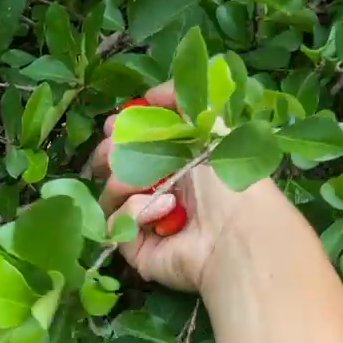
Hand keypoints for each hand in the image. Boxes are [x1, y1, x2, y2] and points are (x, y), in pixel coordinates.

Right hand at [90, 83, 294, 294]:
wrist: (232, 232)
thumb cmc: (227, 178)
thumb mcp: (209, 127)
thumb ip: (181, 101)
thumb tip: (148, 95)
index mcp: (176, 163)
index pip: (136, 146)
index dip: (122, 133)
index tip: (115, 125)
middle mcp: (158, 192)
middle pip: (115, 170)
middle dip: (111, 155)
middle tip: (110, 152)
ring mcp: (144, 222)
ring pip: (110, 195)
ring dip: (124, 182)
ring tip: (147, 185)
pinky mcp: (134, 247)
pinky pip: (115, 223)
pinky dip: (134, 212)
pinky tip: (160, 212)